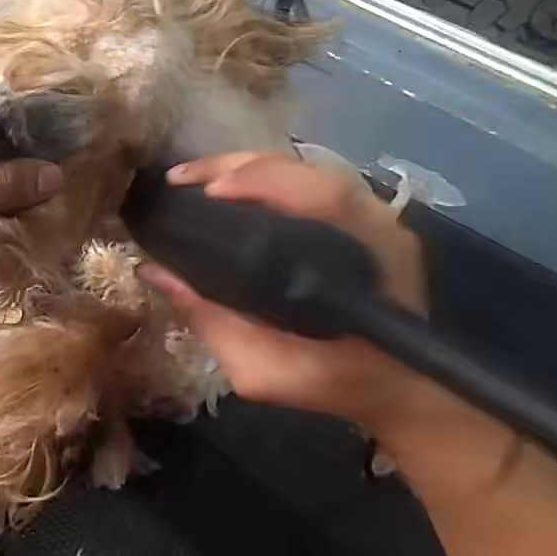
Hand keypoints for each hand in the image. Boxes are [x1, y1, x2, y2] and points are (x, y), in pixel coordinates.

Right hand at [136, 152, 516, 467]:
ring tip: (198, 178)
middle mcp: (376, 222)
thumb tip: (156, 273)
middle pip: (308, 169)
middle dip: (240, 165)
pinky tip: (234, 186)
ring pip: (309, 168)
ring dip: (250, 167)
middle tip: (183, 178)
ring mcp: (375, 214)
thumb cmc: (336, 384)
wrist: (400, 390)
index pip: (322, 195)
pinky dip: (269, 177)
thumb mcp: (265, 370)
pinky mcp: (365, 217)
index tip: (210, 191)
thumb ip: (212, 322)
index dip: (264, 181)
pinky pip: (312, 182)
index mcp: (366, 258)